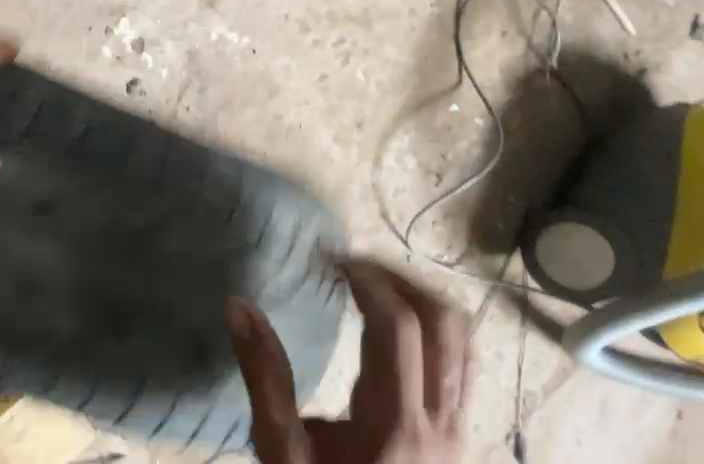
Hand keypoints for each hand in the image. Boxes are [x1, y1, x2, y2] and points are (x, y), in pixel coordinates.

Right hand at [226, 261, 470, 463]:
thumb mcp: (280, 446)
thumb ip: (264, 375)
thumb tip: (238, 303)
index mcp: (396, 422)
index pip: (398, 327)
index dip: (364, 279)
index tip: (324, 258)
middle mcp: (442, 420)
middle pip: (446, 323)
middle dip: (396, 277)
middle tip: (346, 263)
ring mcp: (460, 427)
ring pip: (465, 340)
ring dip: (419, 297)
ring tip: (369, 281)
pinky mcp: (460, 430)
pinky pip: (462, 360)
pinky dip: (431, 325)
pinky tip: (391, 322)